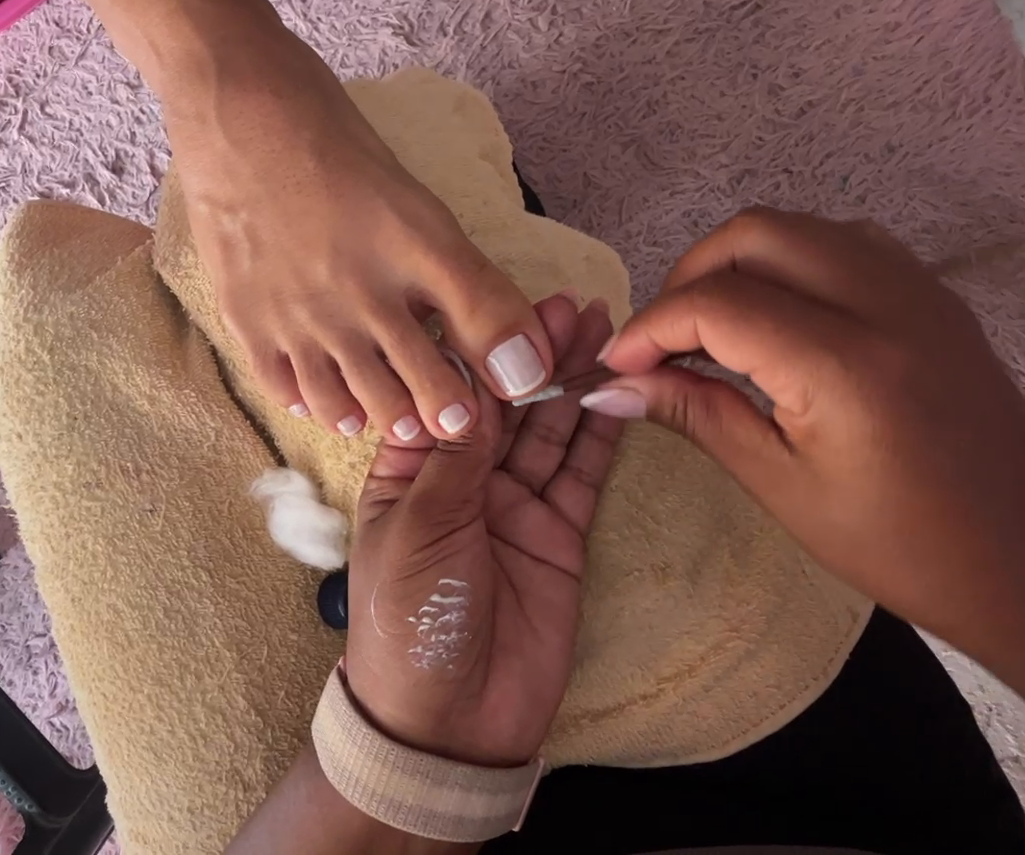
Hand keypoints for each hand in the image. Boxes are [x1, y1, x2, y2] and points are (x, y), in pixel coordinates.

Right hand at [167, 27, 555, 446]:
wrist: (240, 114)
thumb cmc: (337, 144)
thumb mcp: (421, 206)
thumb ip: (474, 286)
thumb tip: (524, 362)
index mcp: (417, 257)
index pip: (480, 342)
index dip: (495, 384)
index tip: (489, 398)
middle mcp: (360, 298)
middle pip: (413, 392)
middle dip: (438, 413)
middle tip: (441, 416)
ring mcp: (299, 316)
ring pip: (351, 404)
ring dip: (379, 415)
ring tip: (387, 413)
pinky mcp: (247, 321)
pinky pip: (287, 390)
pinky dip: (315, 405)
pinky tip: (327, 403)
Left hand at [343, 294, 622, 766]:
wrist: (449, 720)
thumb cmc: (409, 616)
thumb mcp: (419, 525)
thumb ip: (457, 454)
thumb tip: (480, 381)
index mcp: (411, 468)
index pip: (449, 394)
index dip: (480, 351)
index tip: (511, 304)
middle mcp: (464, 477)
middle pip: (505, 404)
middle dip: (534, 355)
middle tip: (572, 304)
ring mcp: (514, 503)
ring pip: (547, 429)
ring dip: (571, 381)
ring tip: (600, 329)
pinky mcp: (558, 533)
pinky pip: (580, 473)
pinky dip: (598, 433)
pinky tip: (614, 391)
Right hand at [586, 209, 1024, 639]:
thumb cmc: (899, 545)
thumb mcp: (780, 486)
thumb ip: (693, 414)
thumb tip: (608, 388)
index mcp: (845, 364)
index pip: (715, 304)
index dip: (648, 328)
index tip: (616, 367)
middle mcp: (885, 303)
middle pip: (752, 234)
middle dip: (686, 277)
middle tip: (663, 341)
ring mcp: (919, 289)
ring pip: (796, 227)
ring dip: (735, 262)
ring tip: (711, 327)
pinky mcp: (934, 295)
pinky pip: (840, 242)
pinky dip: (787, 261)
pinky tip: (776, 316)